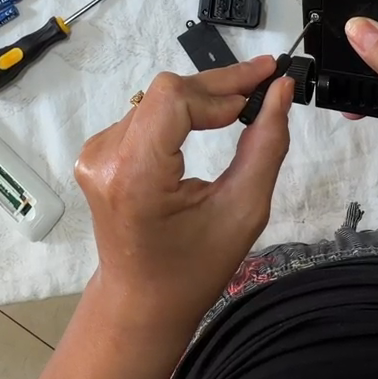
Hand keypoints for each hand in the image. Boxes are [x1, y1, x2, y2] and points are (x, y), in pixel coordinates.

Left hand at [74, 57, 294, 328]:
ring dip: (201, 99)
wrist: (141, 299)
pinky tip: (207, 122)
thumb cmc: (194, 268)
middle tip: (265, 79)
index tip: (263, 89)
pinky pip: (146, 113)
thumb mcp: (242, 212)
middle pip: (166, 93)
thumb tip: (281, 89)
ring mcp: (96, 151)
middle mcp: (105, 155)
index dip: (221, 89)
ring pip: (157, 98)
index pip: (174, 99)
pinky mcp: (98, 150)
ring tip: (242, 104)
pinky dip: (180, 113)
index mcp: (134, 175)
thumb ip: (265, 145)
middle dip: (218, 86)